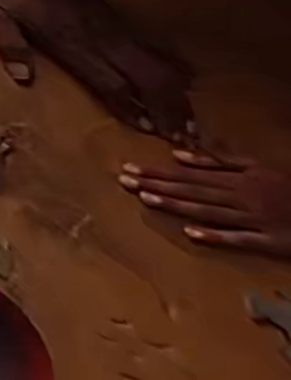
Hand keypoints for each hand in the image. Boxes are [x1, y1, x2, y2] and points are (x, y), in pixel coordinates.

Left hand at [0, 0, 192, 141]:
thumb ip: (10, 45)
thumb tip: (21, 78)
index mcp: (71, 43)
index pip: (110, 82)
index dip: (131, 107)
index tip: (149, 130)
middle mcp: (103, 41)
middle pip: (148, 81)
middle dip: (168, 110)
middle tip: (183, 138)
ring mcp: (118, 32)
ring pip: (161, 68)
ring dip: (178, 96)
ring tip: (190, 123)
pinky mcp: (123, 23)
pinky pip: (159, 51)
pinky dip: (176, 72)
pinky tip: (185, 87)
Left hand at [119, 149, 290, 256]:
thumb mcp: (261, 167)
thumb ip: (219, 160)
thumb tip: (176, 154)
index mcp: (240, 180)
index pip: (189, 175)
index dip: (157, 171)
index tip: (127, 168)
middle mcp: (244, 198)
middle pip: (193, 191)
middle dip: (157, 185)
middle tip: (123, 181)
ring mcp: (261, 221)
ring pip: (210, 211)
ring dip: (176, 205)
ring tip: (145, 198)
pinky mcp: (278, 243)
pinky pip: (245, 239)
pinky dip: (218, 236)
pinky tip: (191, 233)